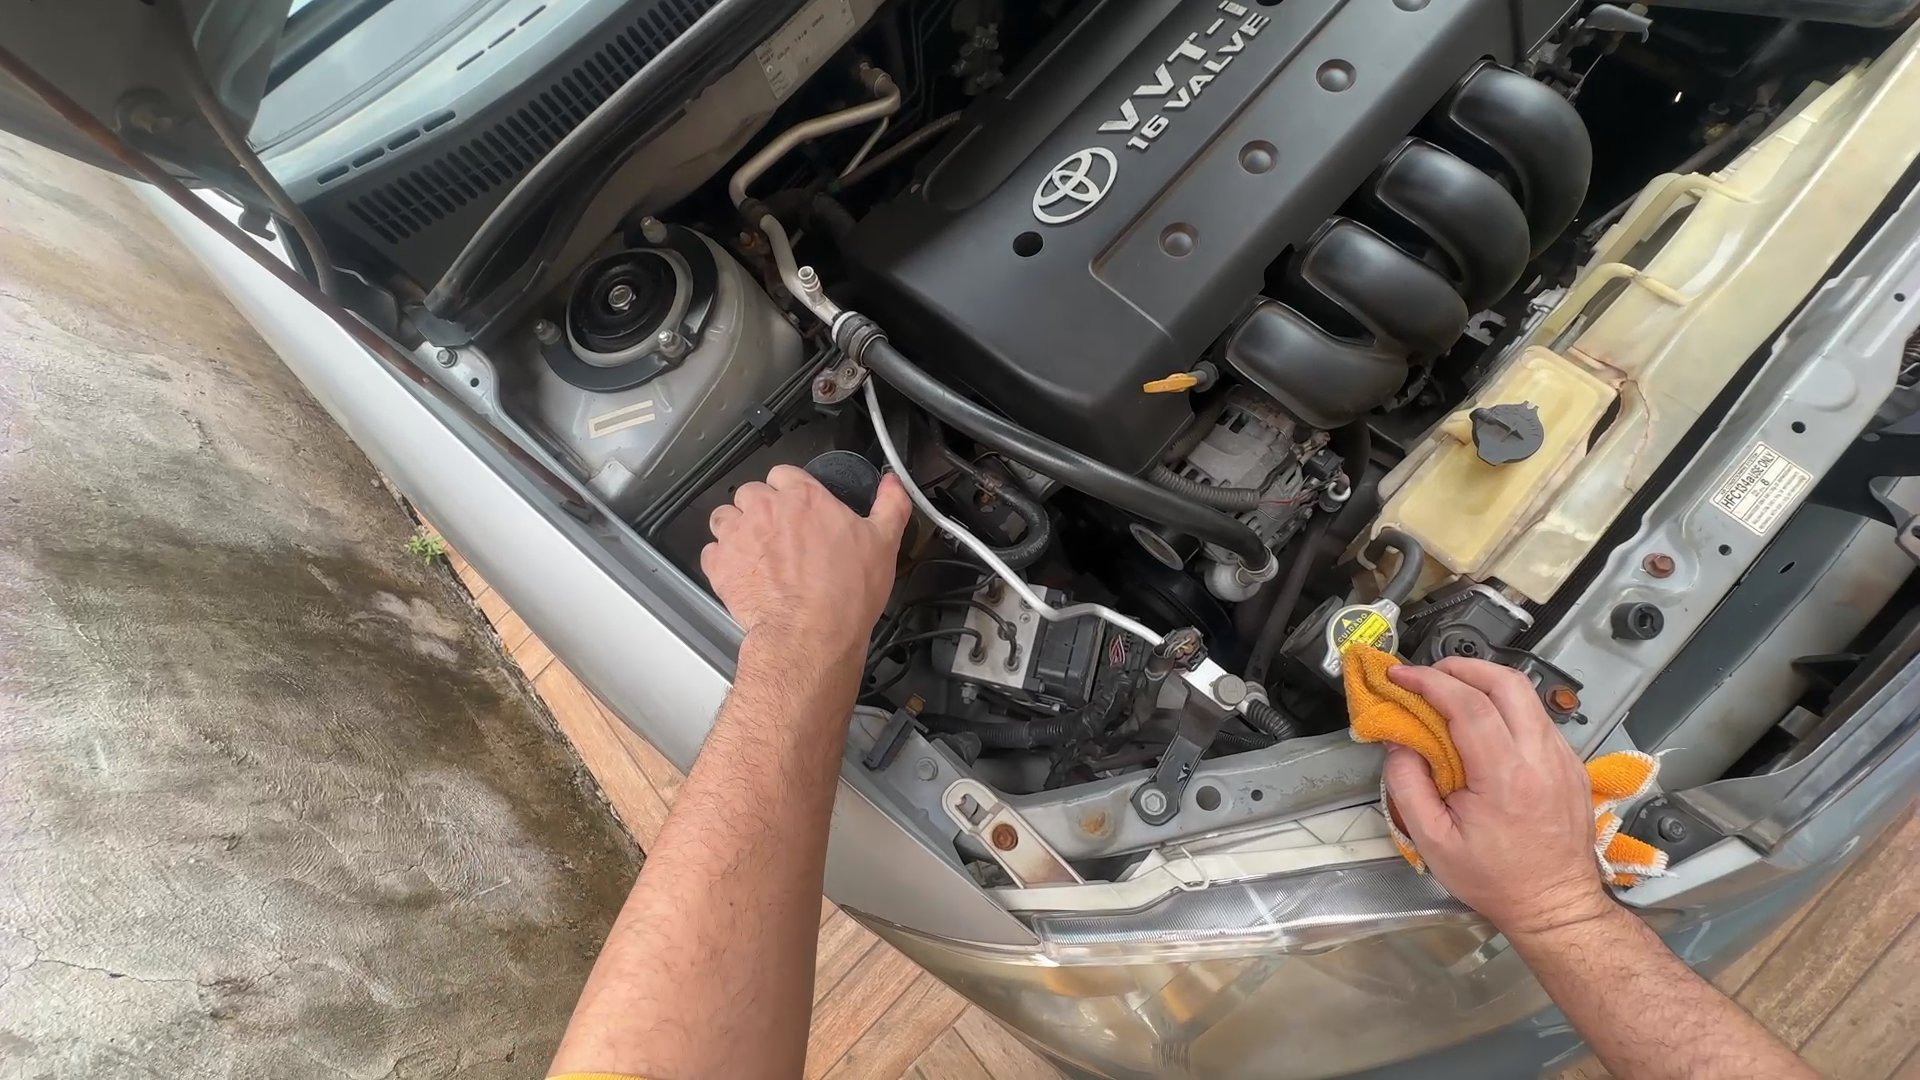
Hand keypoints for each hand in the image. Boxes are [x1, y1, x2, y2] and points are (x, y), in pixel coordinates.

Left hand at [701, 464, 911, 666]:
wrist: (811, 635)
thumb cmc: (845, 593)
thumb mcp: (885, 543)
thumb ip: (891, 505)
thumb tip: (893, 484)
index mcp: (805, 497)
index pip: (784, 473)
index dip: (790, 489)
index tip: (797, 506)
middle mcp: (767, 509)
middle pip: (750, 492)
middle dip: (761, 508)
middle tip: (778, 533)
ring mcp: (739, 535)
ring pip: (725, 516)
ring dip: (736, 529)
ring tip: (756, 551)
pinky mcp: (720, 564)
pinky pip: (711, 551)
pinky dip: (722, 559)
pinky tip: (743, 572)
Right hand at [1382, 657, 1612, 936]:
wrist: (1558, 908)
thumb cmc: (1493, 879)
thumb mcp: (1430, 839)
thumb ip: (1405, 783)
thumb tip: (1397, 741)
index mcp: (1507, 779)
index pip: (1470, 706)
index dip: (1429, 681)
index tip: (1400, 676)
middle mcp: (1543, 761)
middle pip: (1508, 683)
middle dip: (1461, 666)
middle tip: (1426, 674)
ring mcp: (1563, 760)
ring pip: (1525, 694)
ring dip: (1481, 681)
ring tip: (1446, 691)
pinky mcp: (1569, 764)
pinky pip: (1534, 715)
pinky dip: (1500, 702)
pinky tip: (1475, 719)